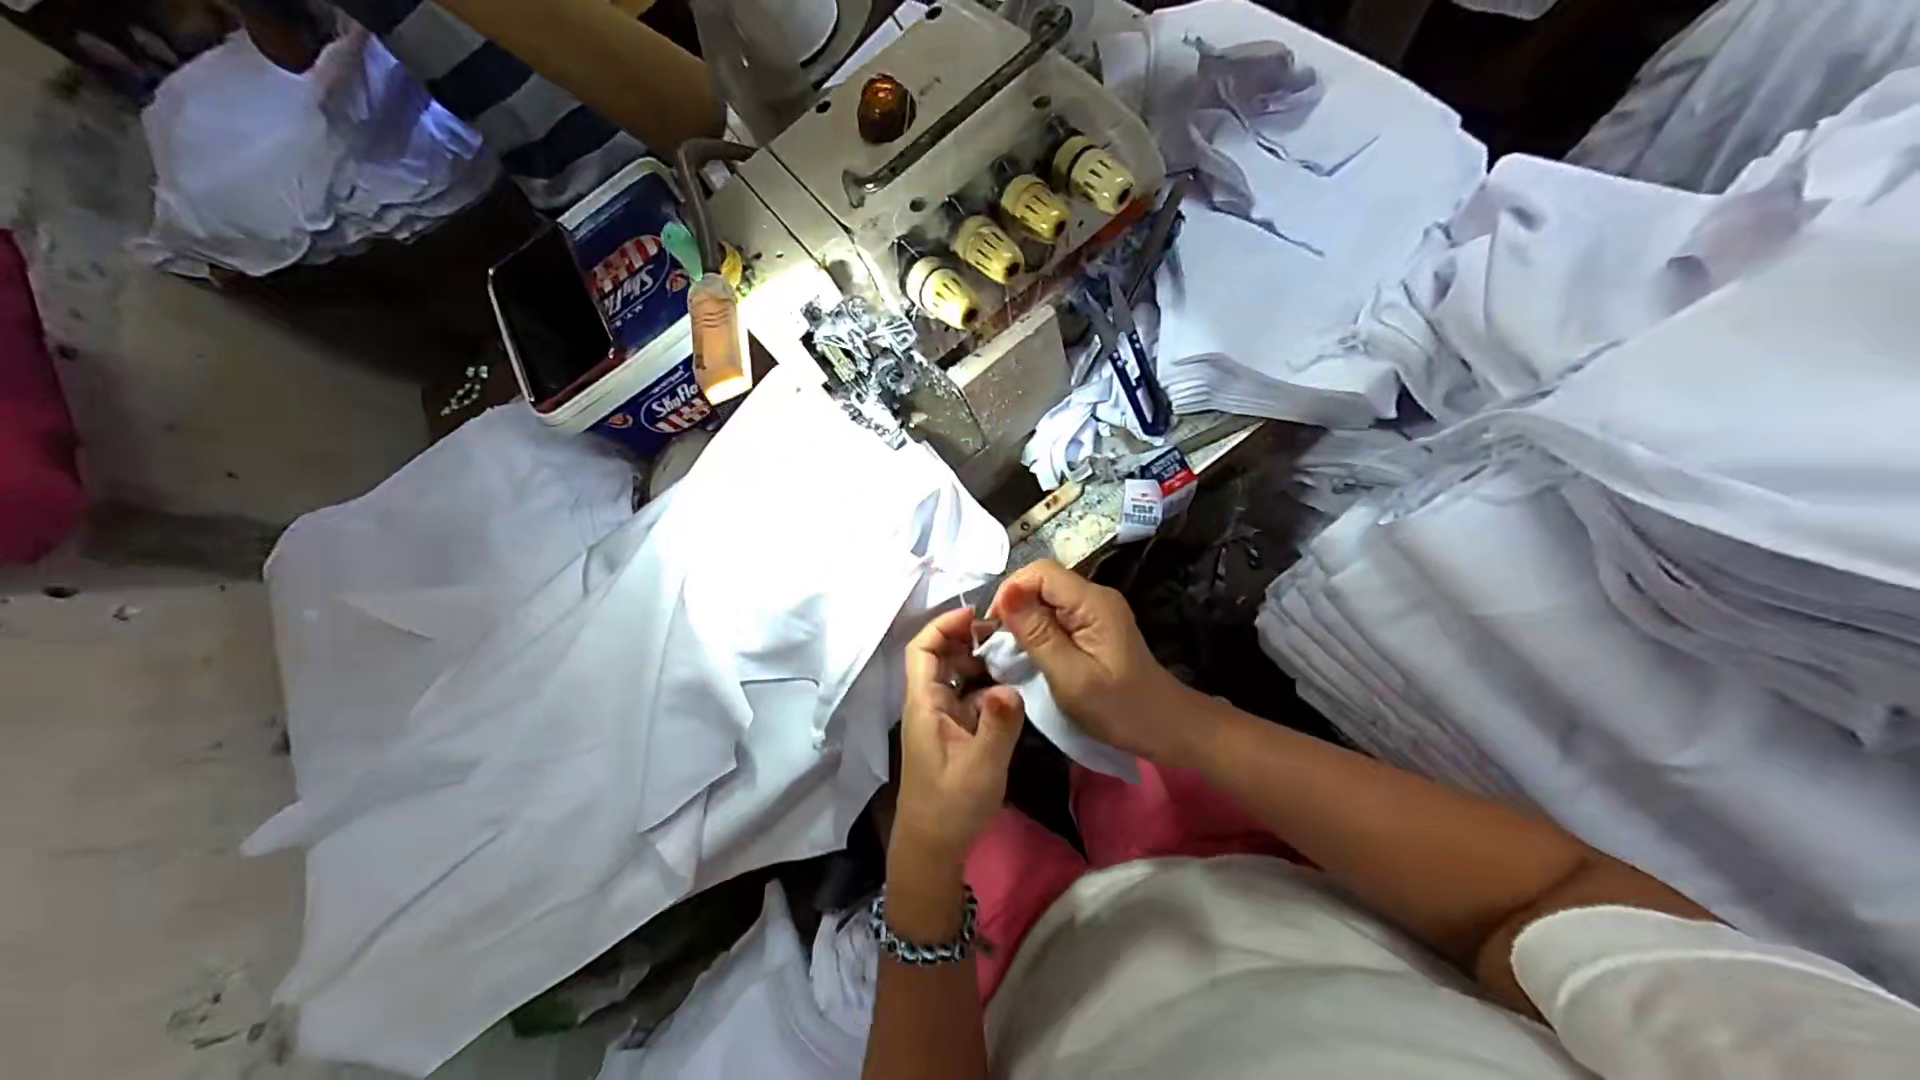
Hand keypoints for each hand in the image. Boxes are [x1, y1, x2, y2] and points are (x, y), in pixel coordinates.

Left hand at [893, 608, 1026, 870]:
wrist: (933, 848)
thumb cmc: (950, 806)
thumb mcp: (982, 767)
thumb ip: (998, 725)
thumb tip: (1010, 686)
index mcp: (924, 704)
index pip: (923, 649)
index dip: (944, 625)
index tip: (977, 615)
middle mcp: (929, 704)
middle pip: (940, 656)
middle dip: (968, 639)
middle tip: (1006, 635)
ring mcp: (941, 718)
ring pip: (956, 676)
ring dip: (980, 663)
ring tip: (1014, 656)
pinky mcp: (954, 733)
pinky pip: (968, 698)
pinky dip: (987, 688)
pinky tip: (1012, 689)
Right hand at [990, 560, 1201, 765]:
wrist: (1164, 728)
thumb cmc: (1119, 708)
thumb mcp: (1071, 676)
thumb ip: (1037, 634)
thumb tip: (1005, 595)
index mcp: (1093, 602)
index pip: (1040, 572)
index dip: (1011, 592)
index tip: (995, 628)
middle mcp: (1094, 597)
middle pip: (1041, 582)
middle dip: (1014, 607)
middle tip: (999, 645)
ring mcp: (1095, 611)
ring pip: (1045, 599)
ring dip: (1023, 621)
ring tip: (1012, 653)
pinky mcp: (1092, 626)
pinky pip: (1055, 615)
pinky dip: (1037, 631)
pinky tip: (1032, 655)